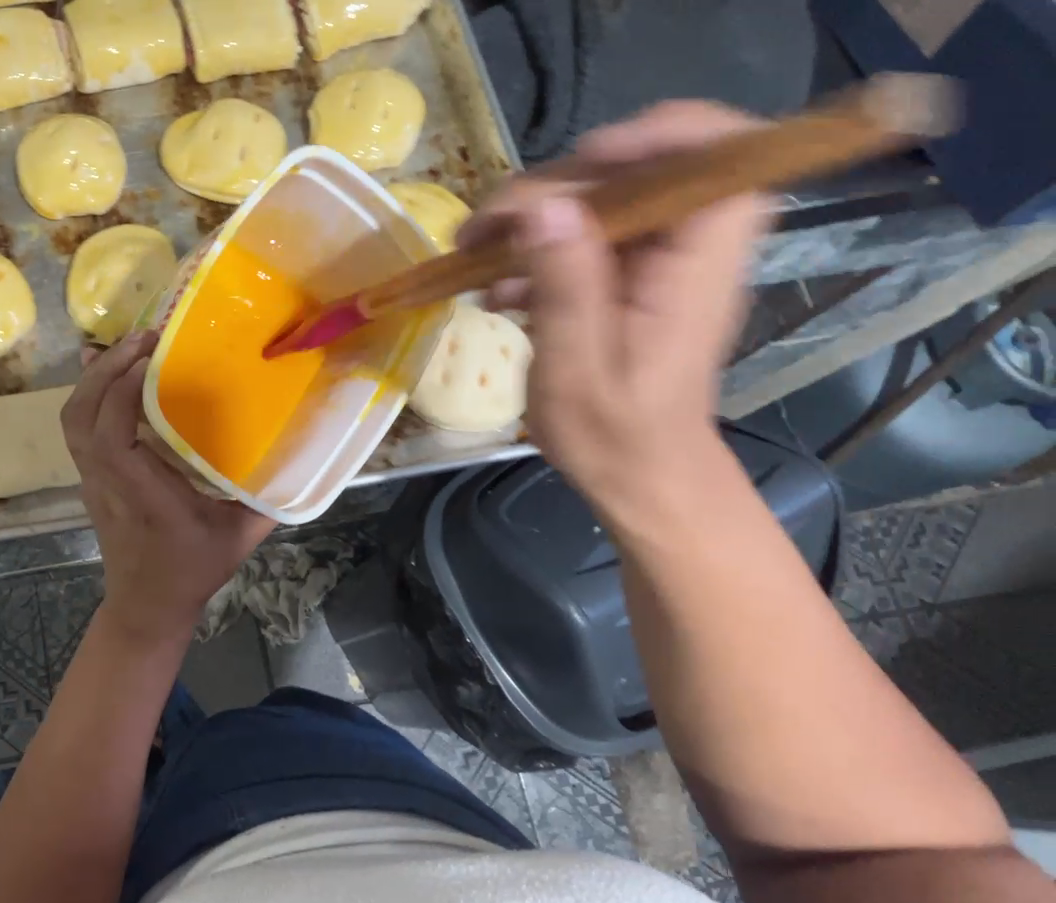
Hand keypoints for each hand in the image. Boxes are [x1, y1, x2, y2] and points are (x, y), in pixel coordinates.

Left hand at [61, 332, 275, 637]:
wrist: (146, 605)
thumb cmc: (192, 571)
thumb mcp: (239, 537)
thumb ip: (267, 495)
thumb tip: (303, 450)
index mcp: (143, 495)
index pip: (112, 434)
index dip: (123, 389)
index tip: (154, 357)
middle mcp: (107, 483)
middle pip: (81, 416)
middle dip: (107, 369)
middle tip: (146, 337)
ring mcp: (91, 481)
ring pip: (72, 420)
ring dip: (94, 379)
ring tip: (129, 349)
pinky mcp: (89, 479)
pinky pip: (77, 429)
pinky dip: (90, 395)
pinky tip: (111, 373)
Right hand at [458, 101, 771, 523]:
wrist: (641, 477)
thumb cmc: (614, 436)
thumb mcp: (575, 368)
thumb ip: (565, 284)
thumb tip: (540, 207)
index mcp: (696, 265)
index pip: (717, 156)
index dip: (657, 136)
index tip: (580, 162)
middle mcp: (691, 249)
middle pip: (640, 173)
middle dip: (556, 187)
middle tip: (482, 227)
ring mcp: (662, 264)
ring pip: (605, 204)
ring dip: (534, 222)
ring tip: (473, 258)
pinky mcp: (634, 282)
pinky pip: (589, 241)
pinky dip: (539, 253)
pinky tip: (496, 289)